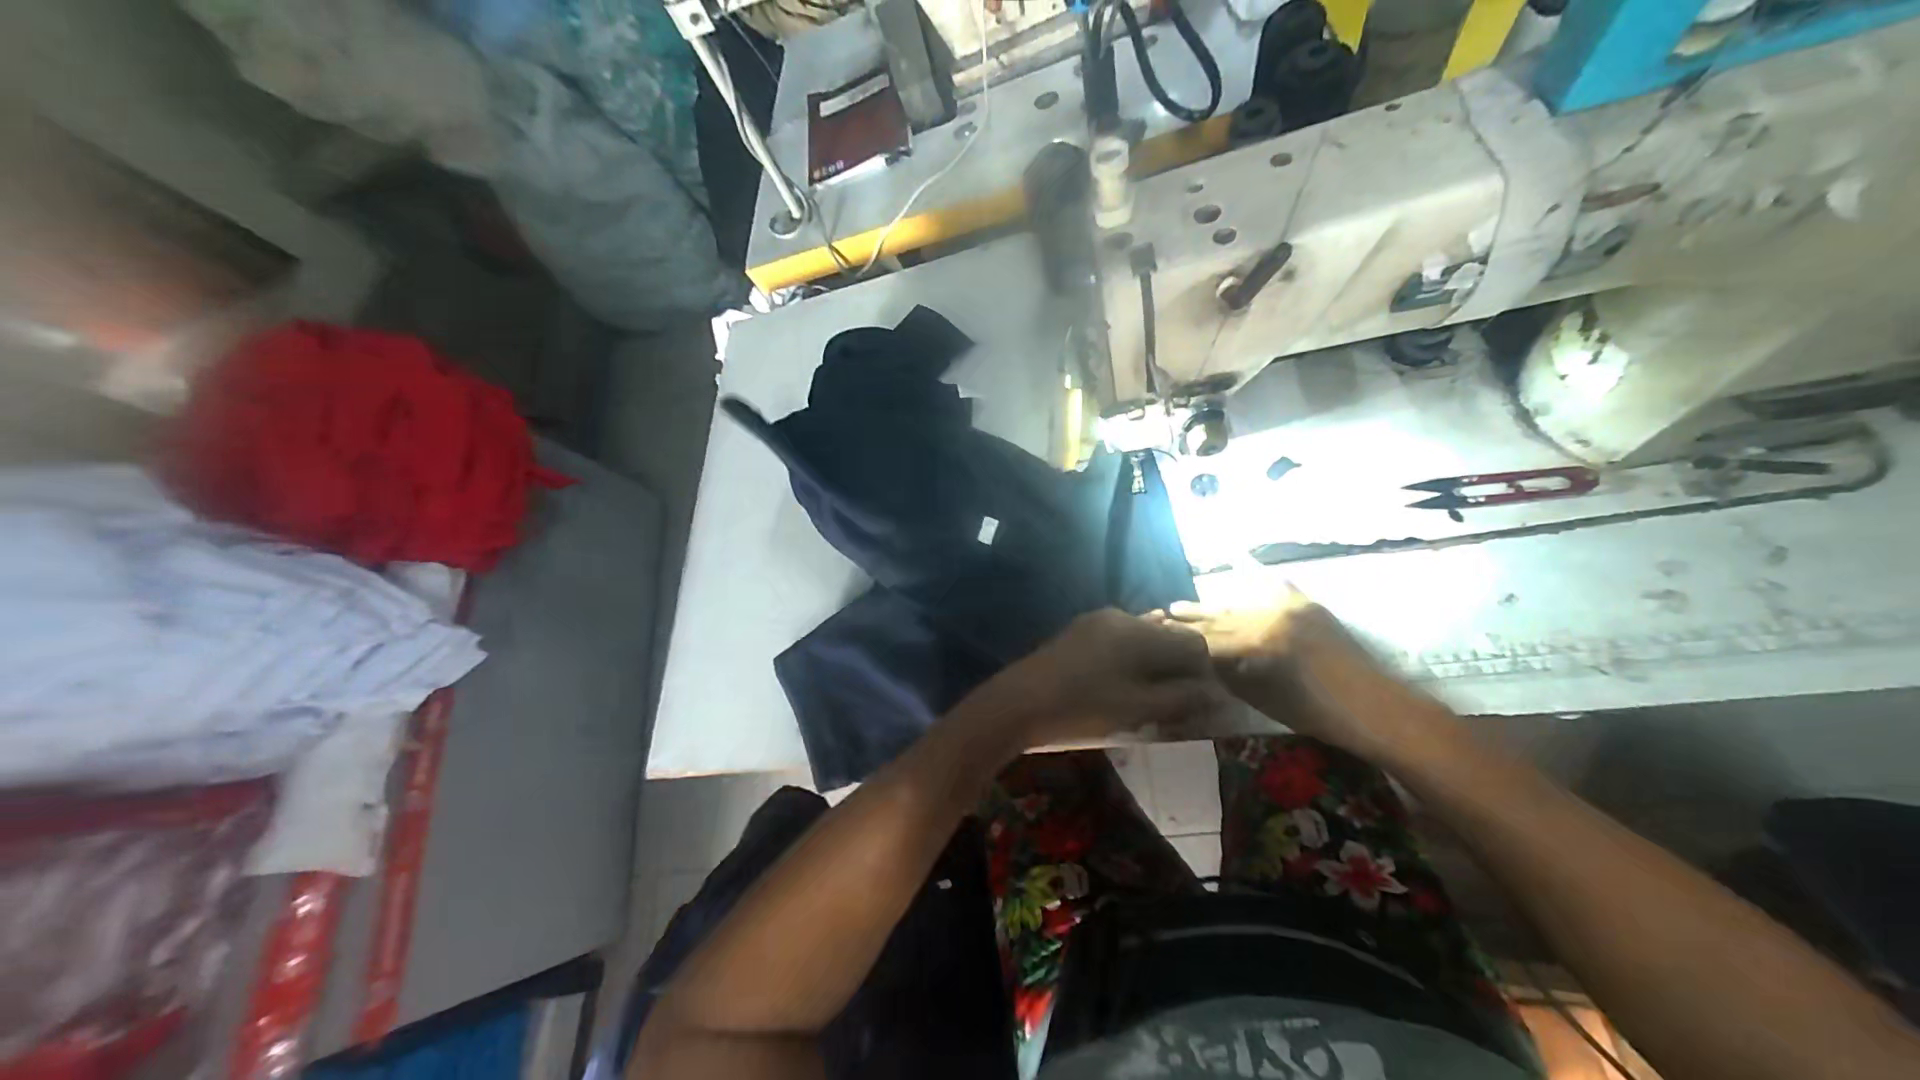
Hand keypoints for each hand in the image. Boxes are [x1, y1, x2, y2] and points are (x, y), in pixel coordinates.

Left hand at [961, 609, 1227, 751]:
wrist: (1018, 703)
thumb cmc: (1082, 708)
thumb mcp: (1138, 708)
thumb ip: (1182, 698)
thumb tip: (1215, 693)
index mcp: (1140, 631)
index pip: (1192, 643)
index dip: (1203, 674)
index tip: (1198, 703)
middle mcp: (1121, 617)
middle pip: (1167, 638)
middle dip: (1177, 670)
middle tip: (1172, 705)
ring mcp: (1095, 622)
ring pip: (1142, 640)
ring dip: (1152, 666)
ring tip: (1145, 699)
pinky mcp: (1077, 632)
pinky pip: (1118, 642)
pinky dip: (1129, 662)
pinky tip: (1118, 687)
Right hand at [1162, 592, 1450, 758]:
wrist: (1378, 710)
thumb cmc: (1317, 716)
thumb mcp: (1261, 698)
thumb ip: (1229, 673)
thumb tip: (1204, 660)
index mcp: (1257, 642)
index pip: (1208, 637)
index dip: (1181, 638)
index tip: (1157, 634)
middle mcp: (1271, 616)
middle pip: (1221, 615)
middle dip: (1192, 618)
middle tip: (1163, 614)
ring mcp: (1293, 607)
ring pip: (1242, 603)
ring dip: (1216, 606)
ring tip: (1186, 605)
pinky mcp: (1311, 607)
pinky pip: (1276, 591)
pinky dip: (1257, 589)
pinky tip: (1242, 581)